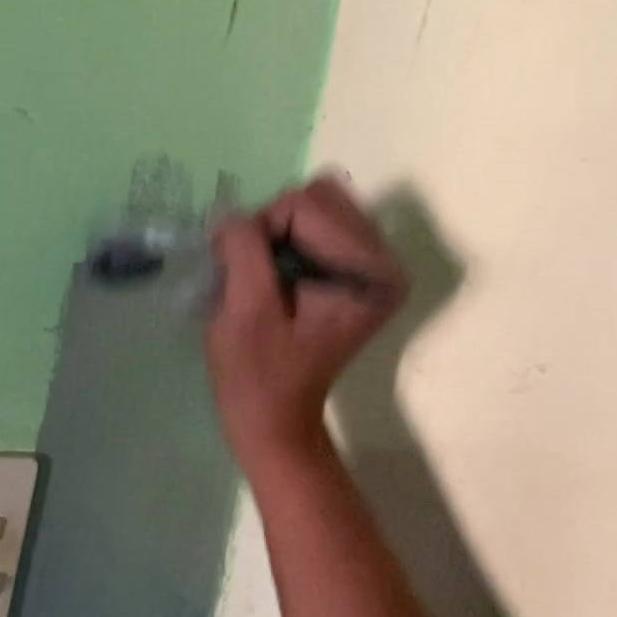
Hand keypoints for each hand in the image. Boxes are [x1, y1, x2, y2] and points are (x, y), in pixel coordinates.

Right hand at [206, 175, 407, 465]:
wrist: (273, 418)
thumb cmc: (257, 372)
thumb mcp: (244, 308)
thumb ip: (244, 249)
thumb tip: (233, 214)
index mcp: (371, 272)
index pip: (305, 205)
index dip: (262, 232)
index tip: (249, 278)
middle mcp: (384, 261)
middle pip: (316, 198)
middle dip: (273, 228)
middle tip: (257, 276)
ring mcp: (371, 265)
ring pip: (313, 206)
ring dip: (277, 234)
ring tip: (266, 278)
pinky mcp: (354, 270)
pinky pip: (312, 224)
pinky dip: (284, 241)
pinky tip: (276, 277)